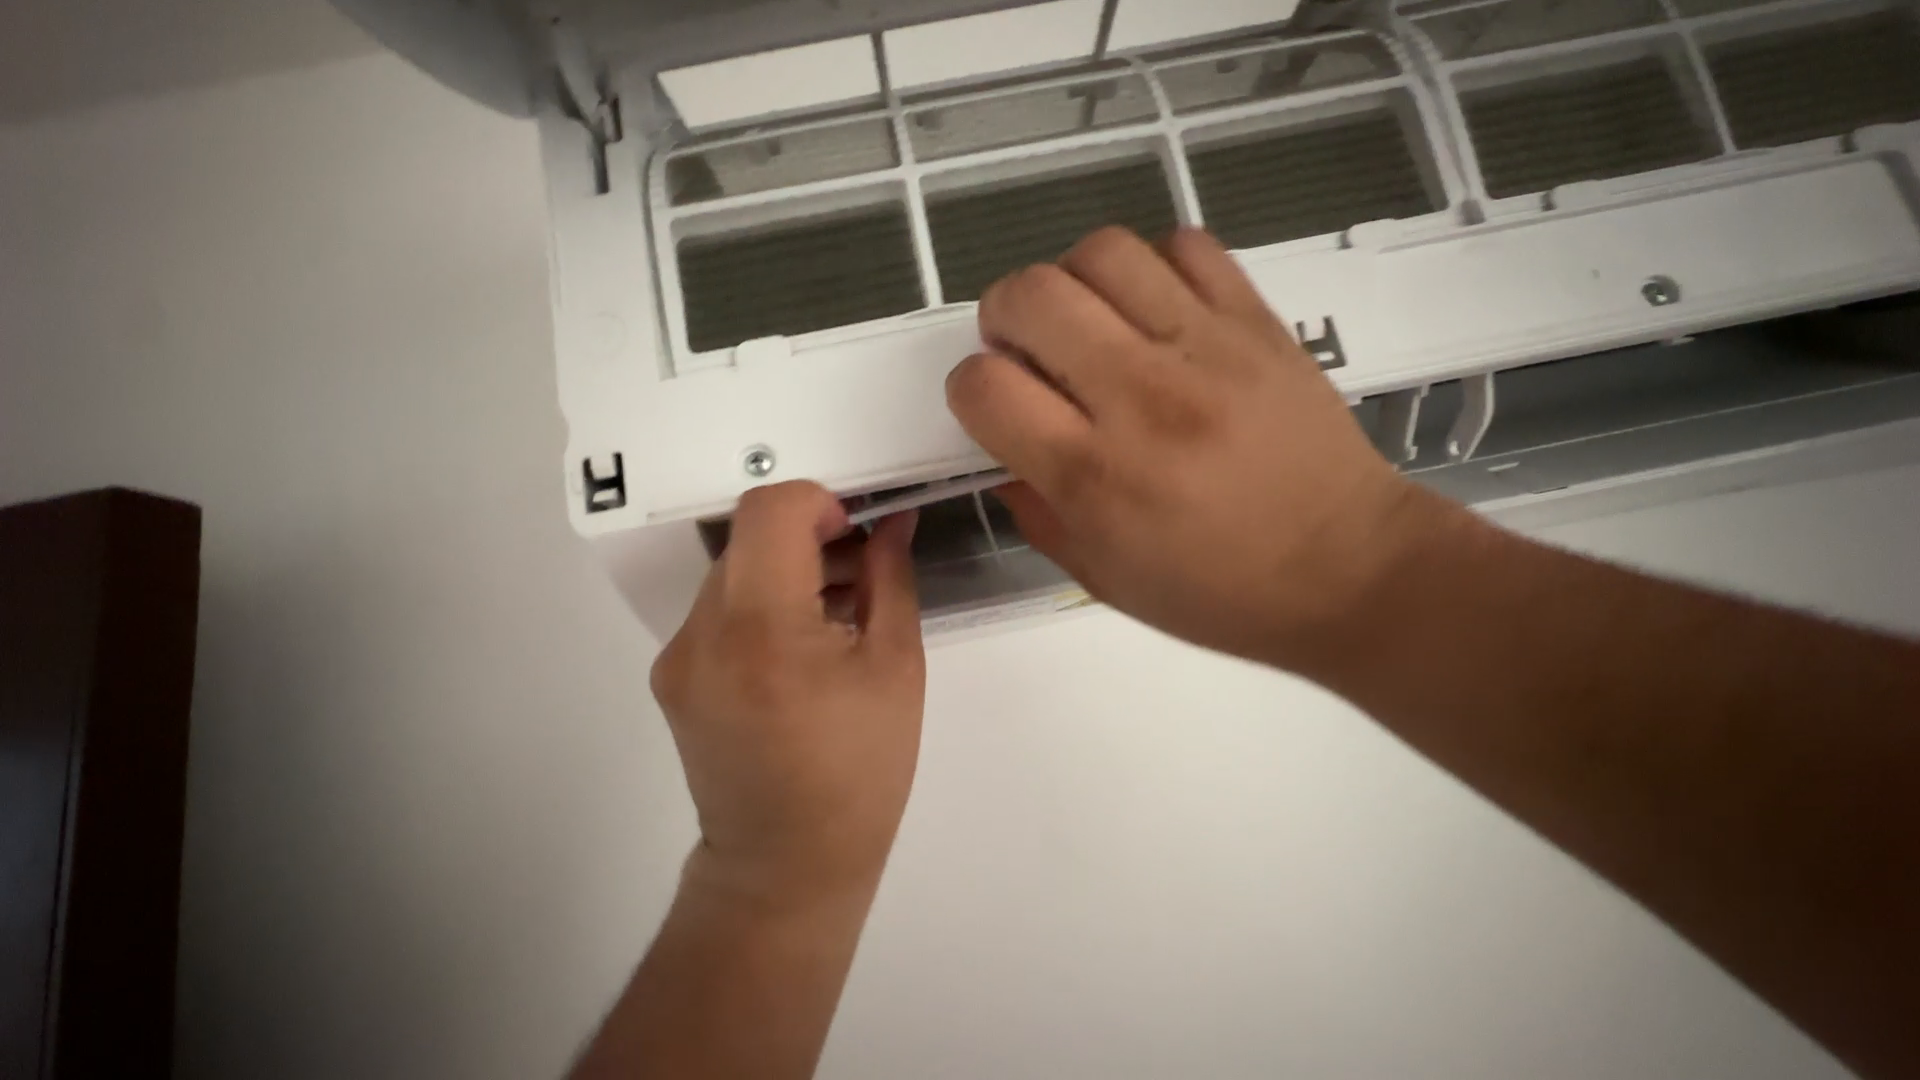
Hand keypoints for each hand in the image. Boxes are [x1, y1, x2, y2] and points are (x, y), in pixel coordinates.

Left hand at [650, 482, 925, 902]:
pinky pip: (718, 610)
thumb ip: (890, 578)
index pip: (771, 512)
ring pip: (733, 570)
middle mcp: (703, 633)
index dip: (820, 503)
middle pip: (749, 537)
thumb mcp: (895, 667)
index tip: (857, 533)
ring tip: (835, 614)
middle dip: (809, 538)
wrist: (786, 865)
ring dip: (785, 572)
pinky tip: (799, 648)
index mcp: (764, 631)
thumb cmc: (860, 772)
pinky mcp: (670, 675)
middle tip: (859, 573)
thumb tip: (893, 521)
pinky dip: (761, 606)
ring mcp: (676, 656)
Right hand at [946, 226, 1463, 665]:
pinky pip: (1184, 246)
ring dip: (1071, 281)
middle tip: (1028, 351)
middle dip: (1003, 317)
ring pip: (1100, 253)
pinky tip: (1156, 311)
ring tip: (1090, 322)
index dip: (970, 388)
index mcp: (1094, 476)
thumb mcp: (1102, 577)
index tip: (995, 405)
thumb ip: (1037, 510)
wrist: (1349, 570)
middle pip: (1029, 297)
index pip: (984, 386)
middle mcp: (1140, 398)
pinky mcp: (1257, 321)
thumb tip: (1006, 449)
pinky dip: (1152, 267)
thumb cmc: (1218, 593)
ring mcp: (1204, 348)